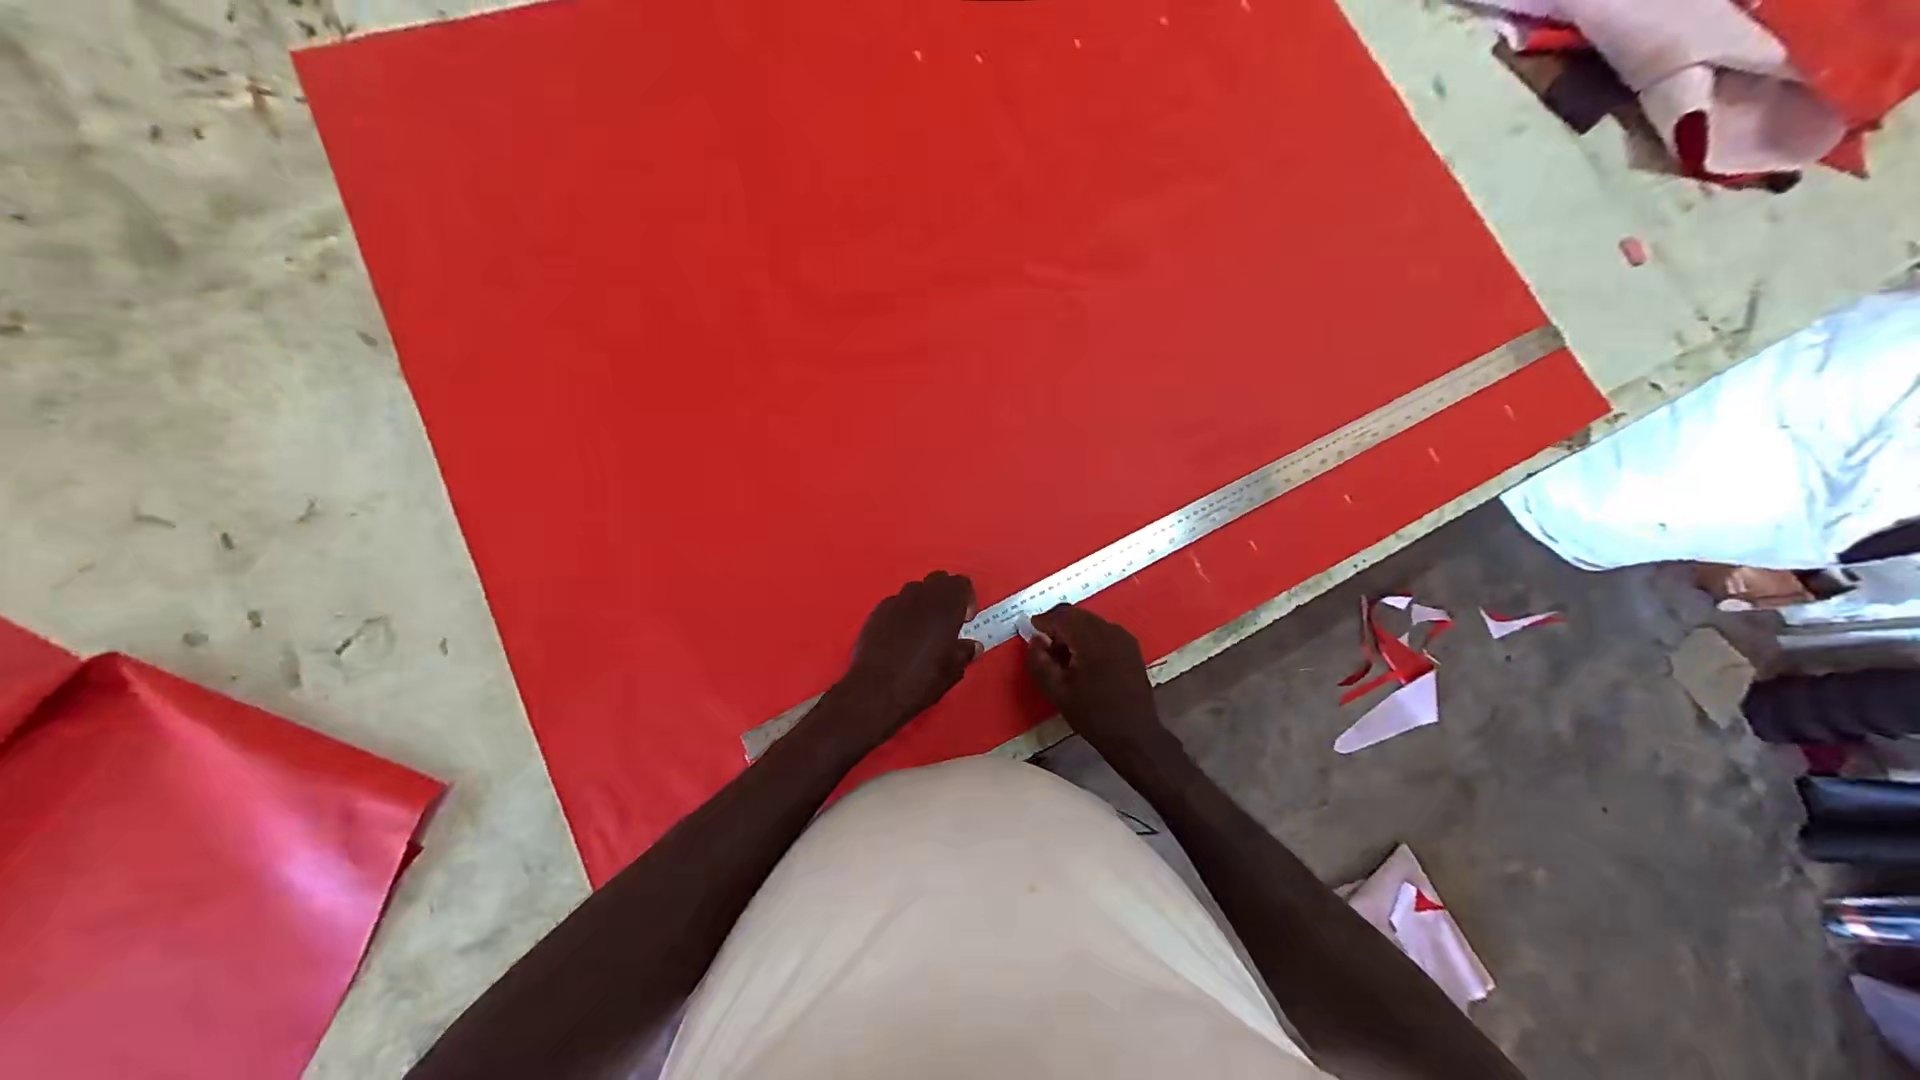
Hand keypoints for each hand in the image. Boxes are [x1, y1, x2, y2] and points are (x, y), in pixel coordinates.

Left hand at [831, 571, 981, 736]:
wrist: (876, 690)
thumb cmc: (922, 679)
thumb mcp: (953, 670)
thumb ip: (964, 652)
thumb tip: (972, 646)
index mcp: (945, 604)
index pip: (961, 583)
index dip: (966, 599)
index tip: (965, 620)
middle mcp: (920, 595)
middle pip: (938, 580)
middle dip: (945, 596)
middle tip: (947, 623)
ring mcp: (895, 601)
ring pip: (915, 590)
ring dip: (923, 603)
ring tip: (923, 630)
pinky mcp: (875, 613)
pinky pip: (895, 604)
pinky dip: (902, 614)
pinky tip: (900, 637)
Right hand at [1025, 604, 1165, 752]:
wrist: (1134, 735)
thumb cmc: (1092, 714)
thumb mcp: (1056, 691)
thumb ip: (1039, 661)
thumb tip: (1035, 639)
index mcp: (1091, 638)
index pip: (1061, 616)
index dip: (1043, 621)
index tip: (1030, 631)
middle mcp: (1110, 630)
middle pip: (1077, 615)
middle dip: (1058, 624)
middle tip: (1044, 644)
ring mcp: (1124, 638)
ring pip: (1090, 622)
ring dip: (1073, 631)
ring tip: (1062, 654)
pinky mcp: (1131, 648)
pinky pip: (1103, 632)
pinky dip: (1088, 637)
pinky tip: (1082, 659)